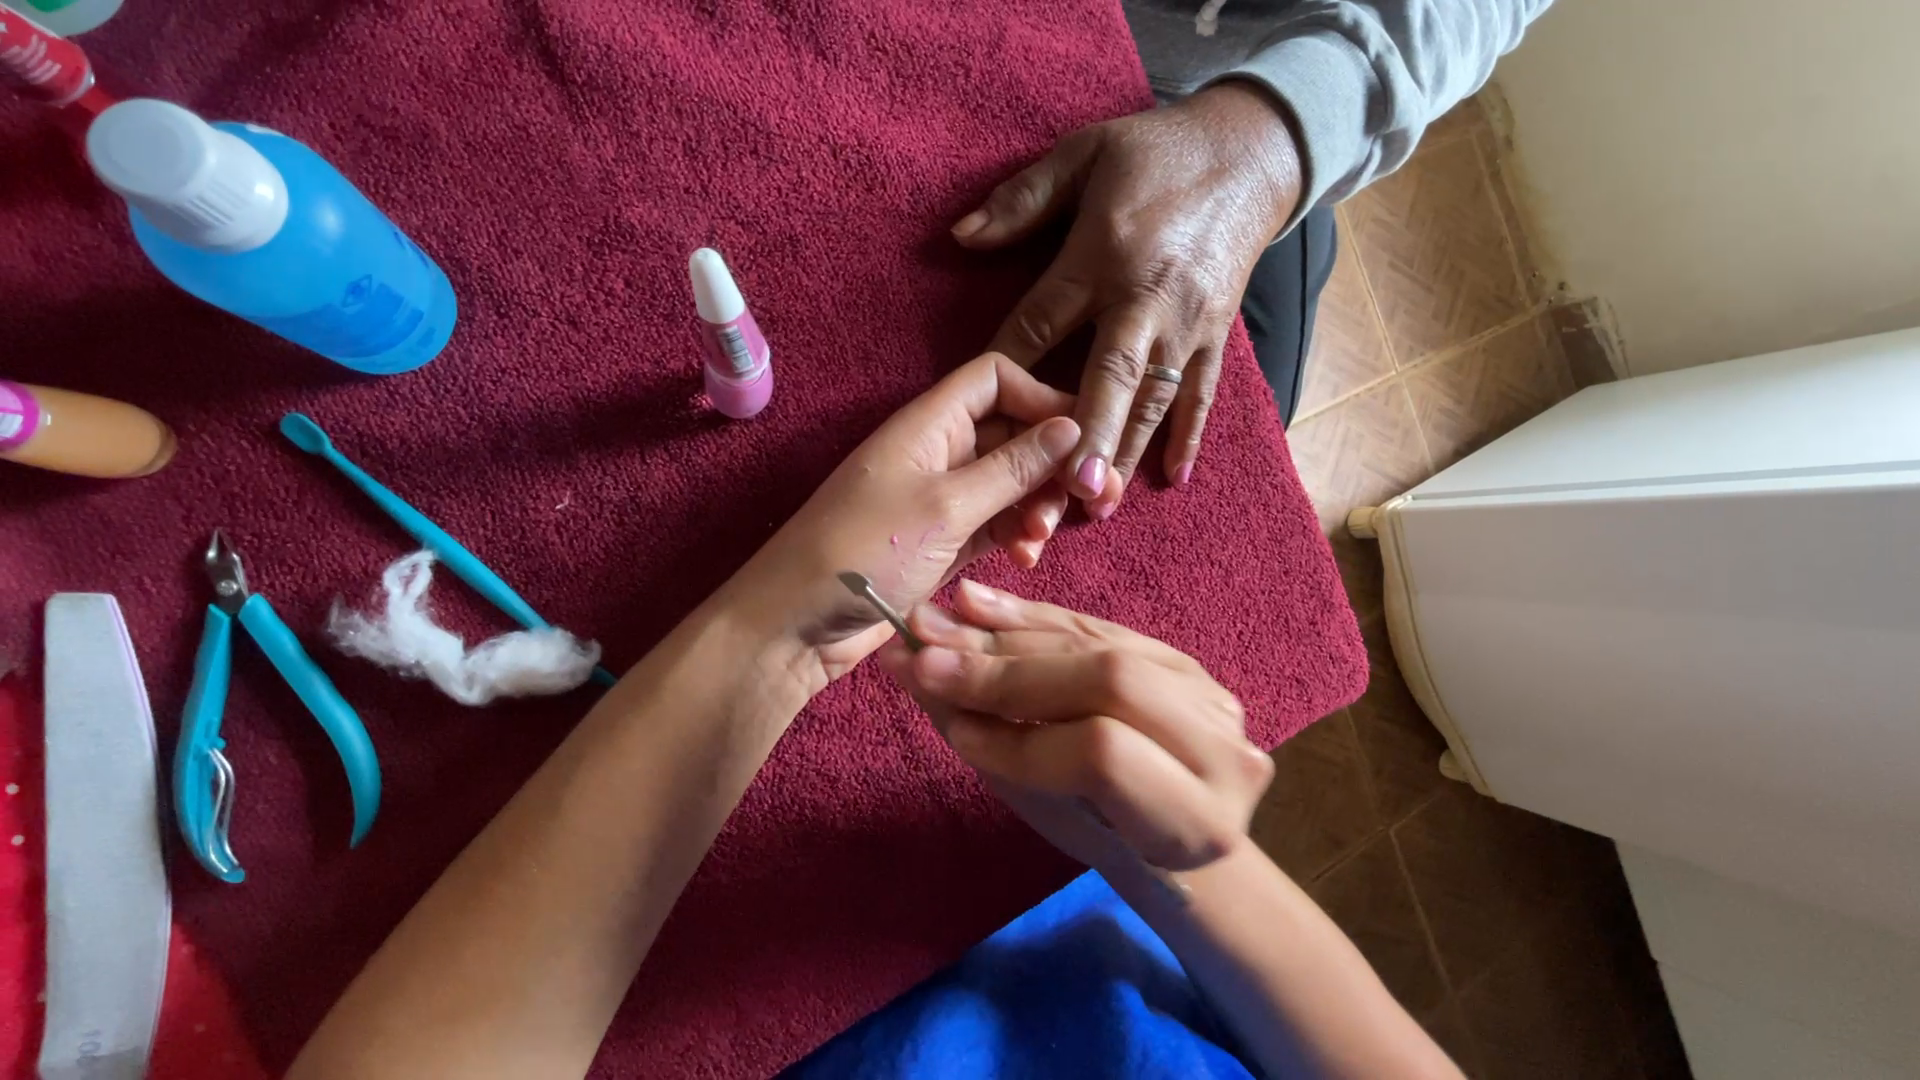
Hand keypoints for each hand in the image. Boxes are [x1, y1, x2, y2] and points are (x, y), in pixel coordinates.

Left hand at [731, 353, 1079, 681]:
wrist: (798, 624)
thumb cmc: (865, 550)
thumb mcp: (947, 505)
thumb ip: (1014, 466)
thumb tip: (1072, 427)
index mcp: (931, 423)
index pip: (996, 379)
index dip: (1043, 398)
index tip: (1083, 438)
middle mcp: (939, 452)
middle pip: (1013, 432)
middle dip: (1053, 461)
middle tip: (1092, 499)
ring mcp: (943, 499)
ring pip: (1011, 482)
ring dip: (1037, 503)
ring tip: (1042, 537)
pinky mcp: (945, 541)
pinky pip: (996, 523)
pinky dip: (1016, 534)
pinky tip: (1027, 557)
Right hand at [879, 580, 1272, 872]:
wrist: (1163, 822)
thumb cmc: (1098, 836)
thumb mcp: (1043, 808)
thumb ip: (980, 737)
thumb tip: (904, 663)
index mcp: (1199, 817)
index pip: (1104, 754)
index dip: (1022, 740)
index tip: (955, 728)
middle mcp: (1221, 743)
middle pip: (1108, 680)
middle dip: (1005, 670)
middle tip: (925, 656)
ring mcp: (1205, 690)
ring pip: (1097, 644)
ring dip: (1007, 633)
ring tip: (936, 621)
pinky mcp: (1177, 654)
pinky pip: (1094, 626)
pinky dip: (1029, 618)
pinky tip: (976, 605)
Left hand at [953, 82, 1303, 518]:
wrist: (1253, 150)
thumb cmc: (1156, 153)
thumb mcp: (1083, 154)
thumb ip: (1021, 200)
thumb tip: (961, 237)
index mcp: (1102, 256)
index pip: (1041, 321)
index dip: (1008, 367)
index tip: (982, 418)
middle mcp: (1145, 300)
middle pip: (1109, 379)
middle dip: (1087, 438)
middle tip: (1066, 493)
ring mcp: (1188, 325)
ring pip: (1154, 402)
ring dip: (1125, 454)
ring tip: (1100, 504)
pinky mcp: (1219, 336)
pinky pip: (1202, 395)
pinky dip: (1188, 437)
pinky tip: (1172, 478)